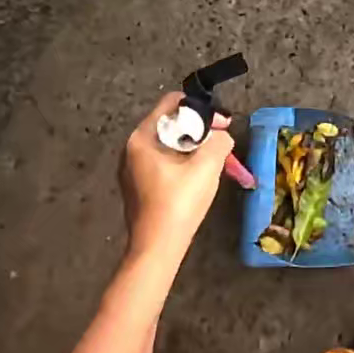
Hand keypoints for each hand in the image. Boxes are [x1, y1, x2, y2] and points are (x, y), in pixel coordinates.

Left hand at [119, 92, 234, 264]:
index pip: (170, 103)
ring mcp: (131, 170)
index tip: (222, 123)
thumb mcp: (206, 167)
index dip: (200, 108)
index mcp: (141, 138)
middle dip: (198, 130)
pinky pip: (161, 164)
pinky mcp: (137, 188)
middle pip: (169, 125)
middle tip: (221, 142)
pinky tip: (196, 178)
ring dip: (192, 149)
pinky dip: (181, 164)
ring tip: (213, 160)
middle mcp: (131, 149)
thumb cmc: (178, 204)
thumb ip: (218, 142)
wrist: (156, 249)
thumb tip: (222, 136)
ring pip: (167, 146)